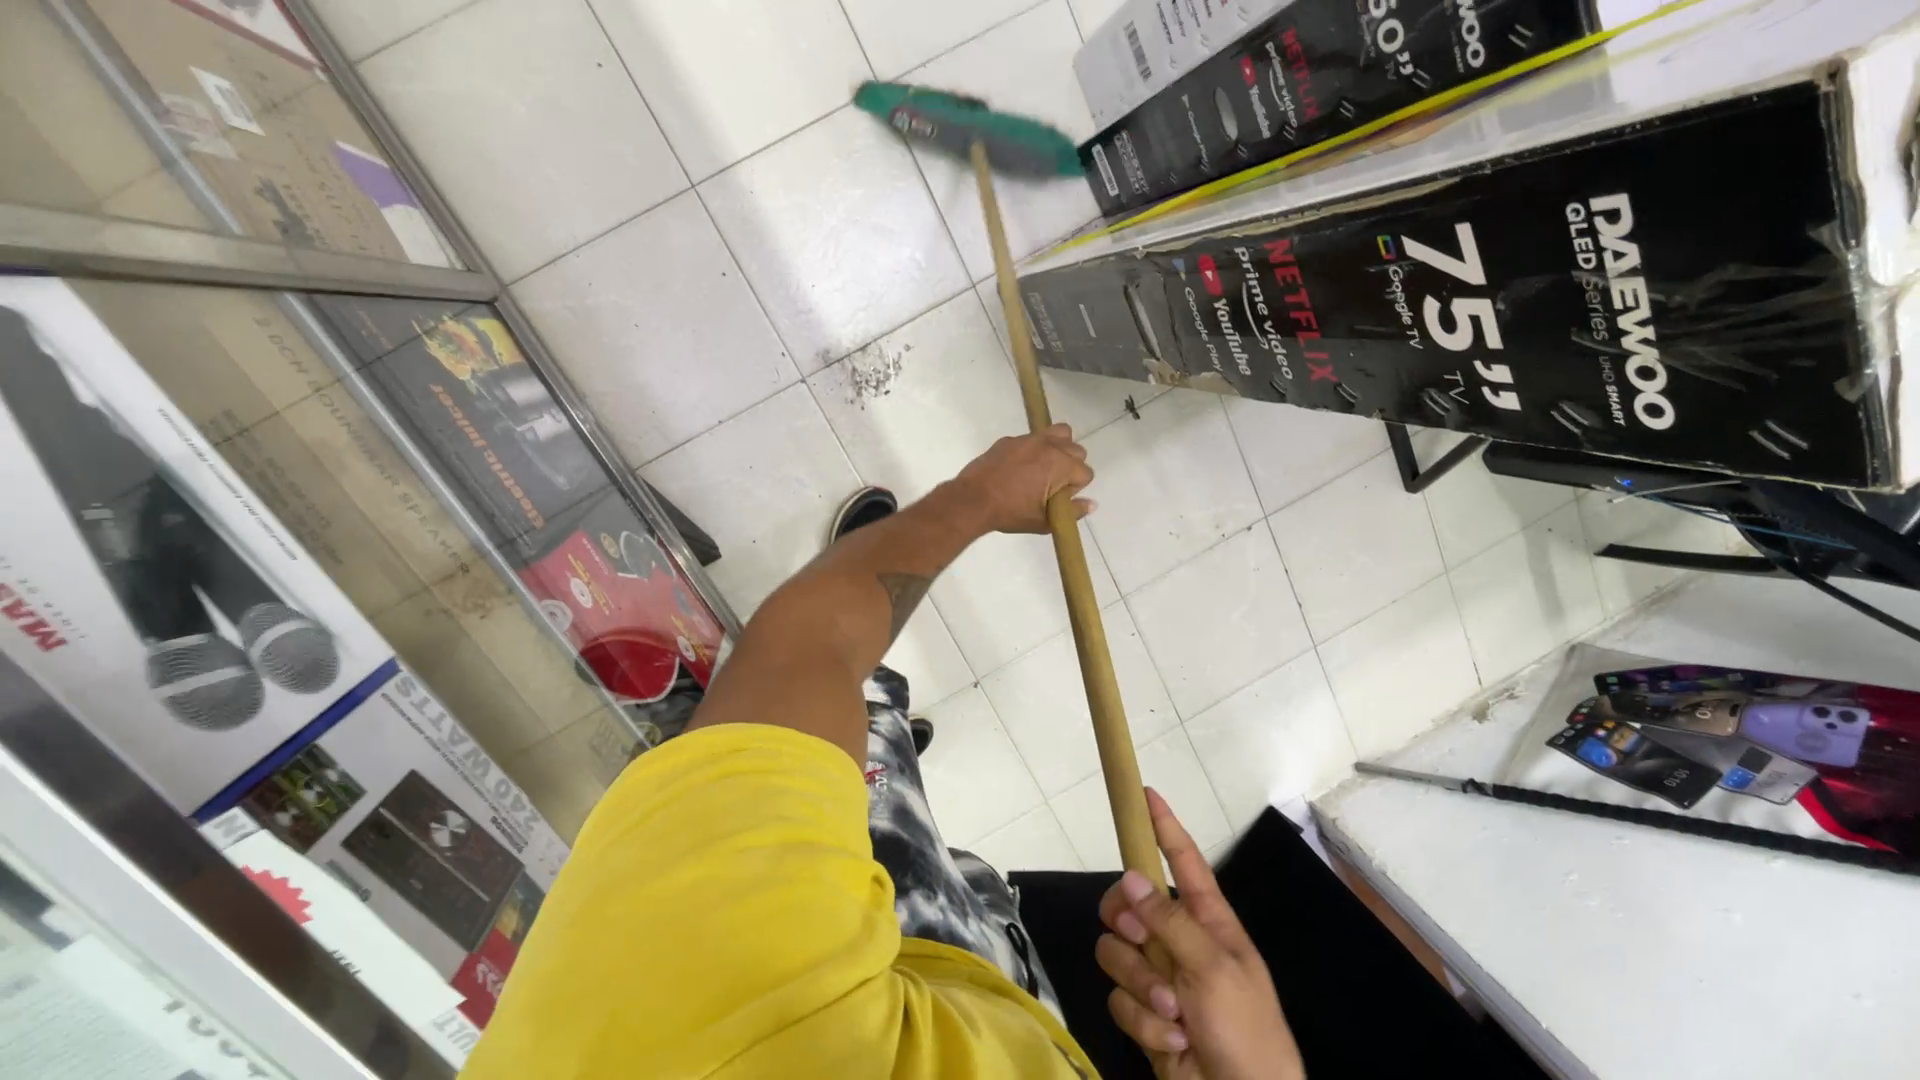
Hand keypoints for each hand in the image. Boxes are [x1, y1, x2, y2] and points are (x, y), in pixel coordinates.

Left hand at [951, 423, 1093, 534]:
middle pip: (1077, 451)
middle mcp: (1050, 446)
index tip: (1058, 499)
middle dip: (1070, 467)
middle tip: (1052, 485)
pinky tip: (1019, 467)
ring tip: (1044, 467)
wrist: (973, 500)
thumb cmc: (1011, 513)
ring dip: (1059, 448)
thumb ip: (1073, 512)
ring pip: (1060, 433)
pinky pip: (1033, 438)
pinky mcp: (1011, 439)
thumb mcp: (1044, 521)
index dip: (1075, 488)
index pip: (1086, 473)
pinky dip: (1034, 449)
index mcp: (1061, 465)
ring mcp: (1029, 439)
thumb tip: (1092, 504)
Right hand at [1097, 790, 1304, 1079]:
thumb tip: (1130, 878)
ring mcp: (1158, 977)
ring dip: (1142, 986)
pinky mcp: (1143, 1013)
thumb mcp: (1213, 968)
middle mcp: (1178, 940)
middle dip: (1126, 920)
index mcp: (1208, 920)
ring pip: (1116, 952)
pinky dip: (1143, 1021)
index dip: (1164, 827)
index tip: (1147, 794)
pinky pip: (1119, 999)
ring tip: (1173, 1011)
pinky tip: (1172, 1039)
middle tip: (1136, 934)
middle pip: (1126, 904)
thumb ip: (1169, 922)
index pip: (1183, 862)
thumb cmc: (1246, 1029)